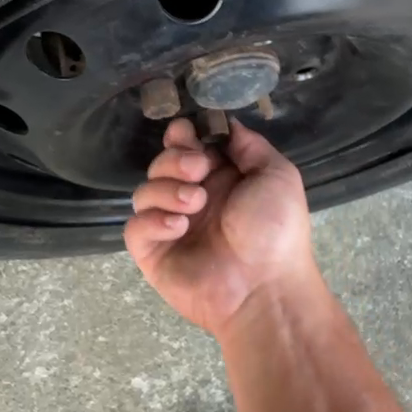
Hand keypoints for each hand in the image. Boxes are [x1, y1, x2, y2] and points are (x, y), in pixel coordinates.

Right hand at [123, 118, 319, 337]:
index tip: (188, 134)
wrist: (266, 288)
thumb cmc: (276, 230)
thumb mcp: (277, 175)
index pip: (186, 146)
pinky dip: (152, 220)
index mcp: (220, 179)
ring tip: (194, 204)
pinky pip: (135, 226)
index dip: (181, 136)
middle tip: (197, 172)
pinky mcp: (153, 253)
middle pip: (161, 163)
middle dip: (175, 160)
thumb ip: (249, 146)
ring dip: (166, 189)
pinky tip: (179, 227)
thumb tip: (226, 123)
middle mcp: (192, 199)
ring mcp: (170, 226)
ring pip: (144, 191)